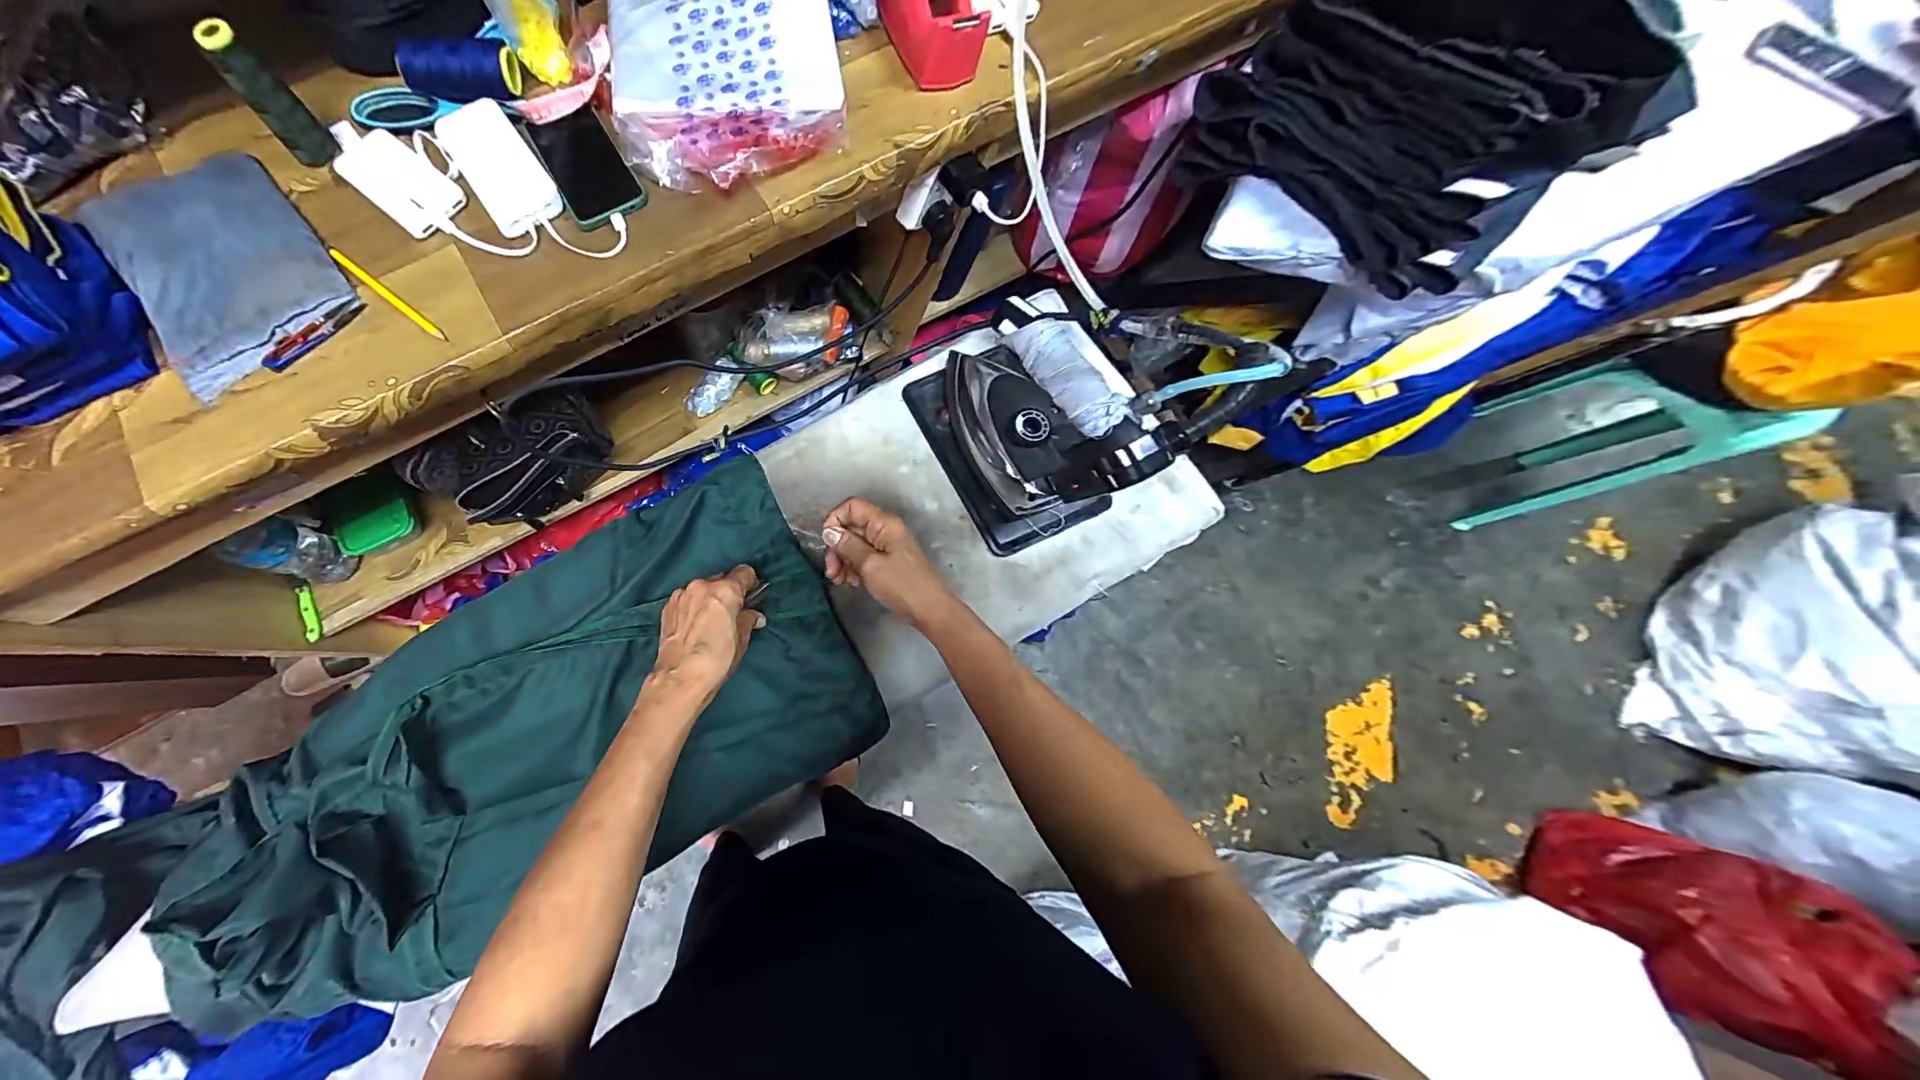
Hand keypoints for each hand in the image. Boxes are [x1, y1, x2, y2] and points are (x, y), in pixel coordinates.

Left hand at [643, 565, 764, 707]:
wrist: (680, 678)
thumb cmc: (718, 658)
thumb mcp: (742, 639)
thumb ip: (748, 620)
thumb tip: (753, 615)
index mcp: (725, 590)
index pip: (744, 572)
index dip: (750, 584)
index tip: (751, 597)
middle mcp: (701, 585)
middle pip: (721, 579)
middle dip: (728, 592)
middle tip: (731, 611)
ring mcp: (681, 595)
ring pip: (702, 588)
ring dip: (709, 598)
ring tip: (710, 619)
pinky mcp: (667, 607)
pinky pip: (687, 599)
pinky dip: (693, 606)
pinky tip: (695, 624)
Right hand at [822, 498, 954, 627]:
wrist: (927, 609)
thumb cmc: (901, 584)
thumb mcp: (870, 564)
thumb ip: (848, 546)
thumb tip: (829, 531)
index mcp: (884, 523)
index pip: (853, 506)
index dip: (836, 520)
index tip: (827, 542)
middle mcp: (884, 530)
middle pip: (851, 527)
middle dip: (837, 546)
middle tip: (831, 570)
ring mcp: (885, 546)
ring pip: (854, 544)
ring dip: (842, 560)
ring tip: (838, 580)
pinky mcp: (885, 561)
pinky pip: (862, 557)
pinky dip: (853, 567)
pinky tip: (851, 582)